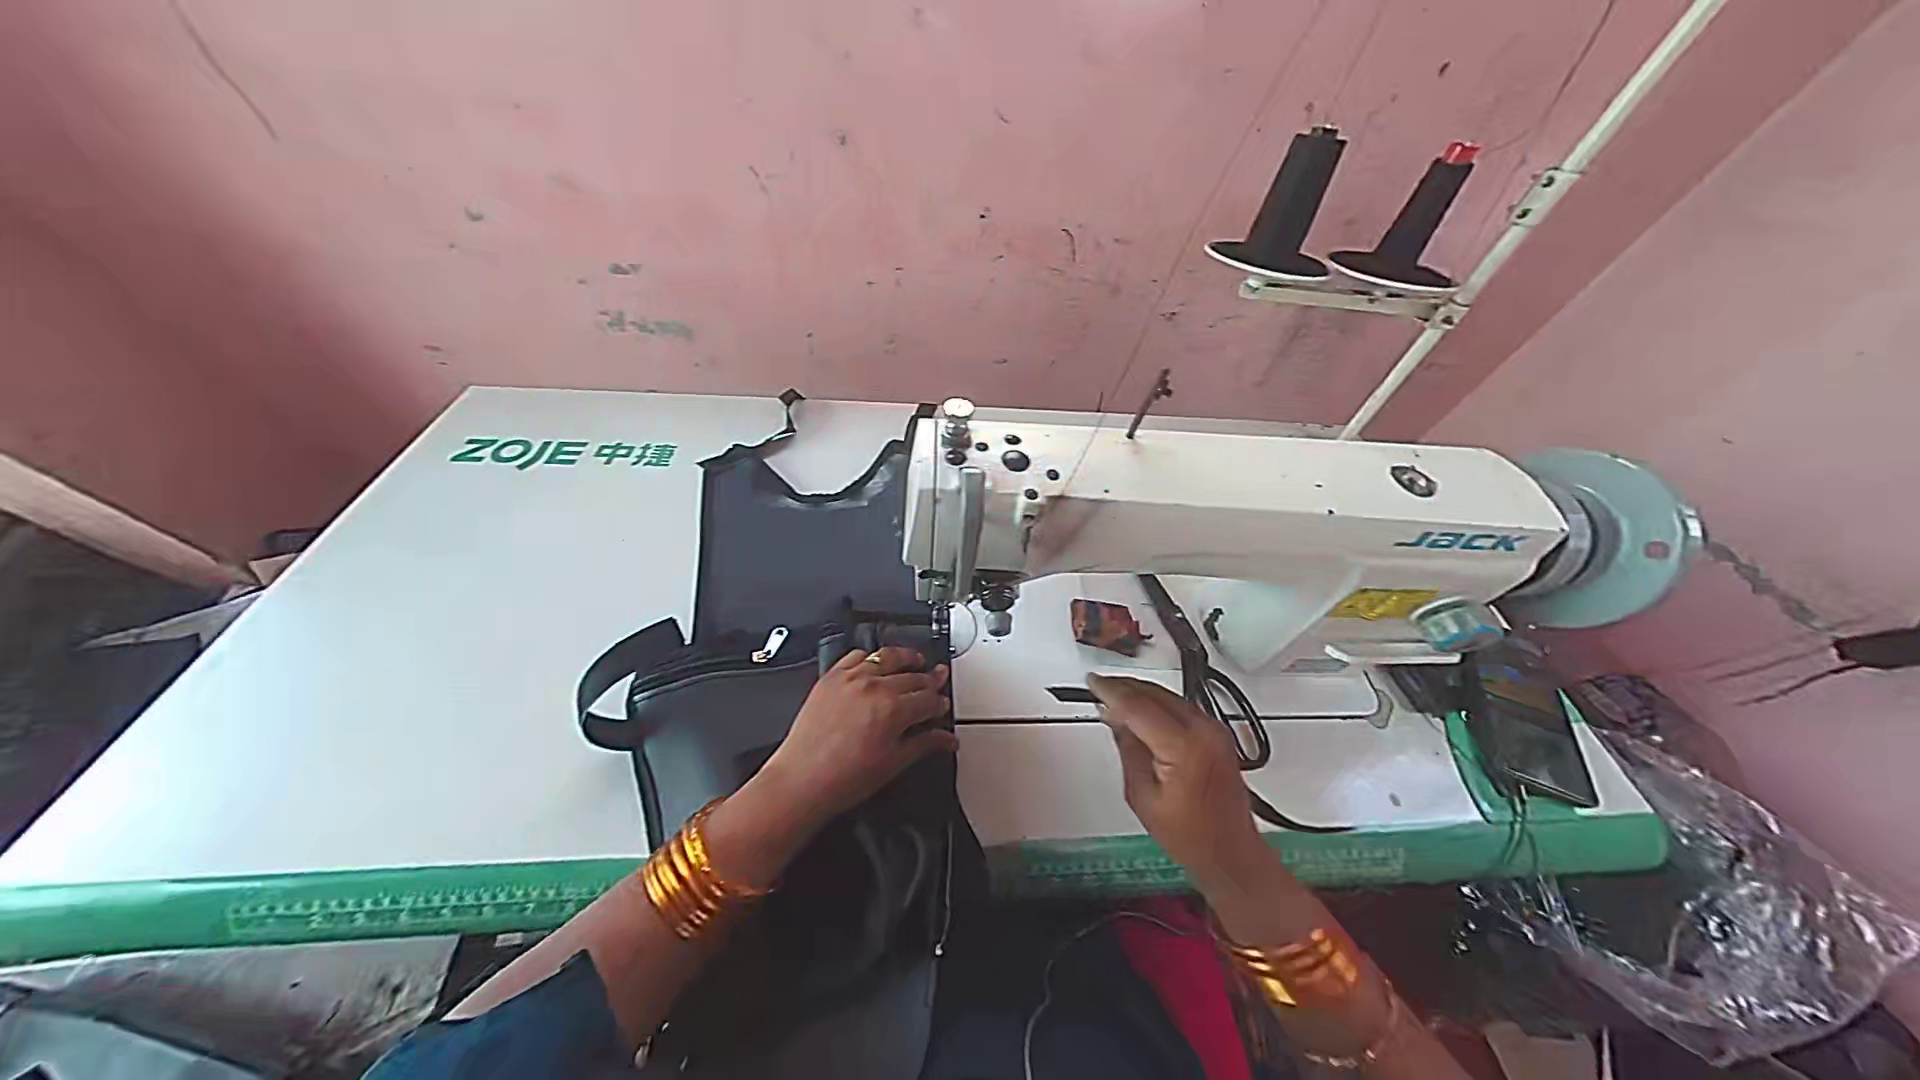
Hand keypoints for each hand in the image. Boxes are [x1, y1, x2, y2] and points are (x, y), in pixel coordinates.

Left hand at [754, 647, 956, 826]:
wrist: (801, 781)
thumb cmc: (841, 779)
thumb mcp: (893, 764)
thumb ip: (924, 744)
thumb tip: (946, 740)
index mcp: (893, 709)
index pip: (929, 699)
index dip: (940, 703)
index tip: (941, 706)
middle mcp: (874, 687)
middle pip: (913, 676)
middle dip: (930, 680)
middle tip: (937, 680)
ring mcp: (851, 679)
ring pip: (888, 657)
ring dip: (906, 658)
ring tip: (915, 660)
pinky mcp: (831, 677)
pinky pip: (856, 655)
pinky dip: (870, 656)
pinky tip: (876, 662)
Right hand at [1087, 673, 1267, 891]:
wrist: (1232, 854)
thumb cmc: (1191, 836)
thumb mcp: (1142, 795)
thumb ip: (1127, 748)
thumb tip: (1115, 718)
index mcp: (1184, 746)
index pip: (1138, 705)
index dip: (1110, 691)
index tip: (1092, 683)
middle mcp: (1204, 730)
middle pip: (1154, 693)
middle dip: (1123, 687)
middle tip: (1098, 688)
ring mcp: (1215, 729)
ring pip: (1167, 695)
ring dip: (1139, 693)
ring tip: (1113, 697)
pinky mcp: (1218, 733)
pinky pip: (1180, 705)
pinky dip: (1156, 702)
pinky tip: (1139, 709)